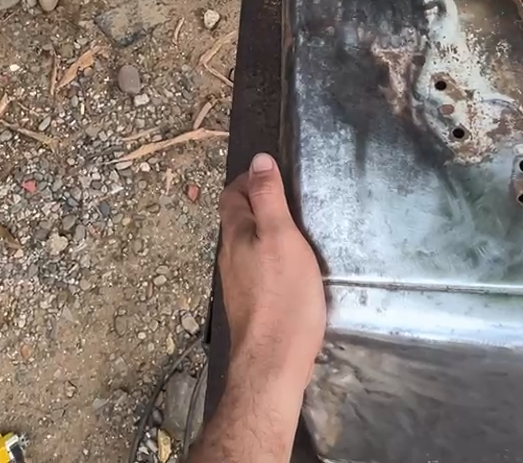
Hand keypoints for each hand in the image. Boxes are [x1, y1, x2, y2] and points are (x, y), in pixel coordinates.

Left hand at [218, 154, 325, 388]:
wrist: (273, 363)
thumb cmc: (282, 295)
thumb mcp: (282, 235)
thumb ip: (269, 197)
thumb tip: (259, 159)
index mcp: (234, 233)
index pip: (232, 193)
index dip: (250, 178)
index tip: (274, 174)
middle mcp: (229, 254)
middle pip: (237, 216)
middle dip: (257, 202)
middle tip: (288, 197)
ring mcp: (237, 281)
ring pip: (246, 243)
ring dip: (264, 230)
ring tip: (293, 228)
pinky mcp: (249, 302)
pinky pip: (255, 266)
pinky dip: (269, 255)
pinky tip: (289, 266)